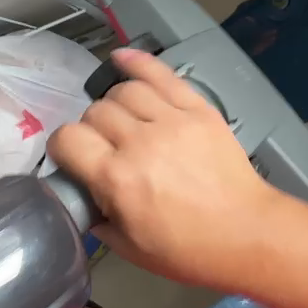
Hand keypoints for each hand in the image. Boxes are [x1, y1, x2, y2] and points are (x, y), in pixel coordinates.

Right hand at [48, 48, 293, 290]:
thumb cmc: (187, 249)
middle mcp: (140, 142)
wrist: (246, 232)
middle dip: (91, 128)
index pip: (68, 139)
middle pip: (96, 112)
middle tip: (104, 147)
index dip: (62, 146)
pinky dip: (138, 62)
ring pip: (125, 91)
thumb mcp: (128, 247)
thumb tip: (80, 191)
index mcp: (118, 179)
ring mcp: (172, 120)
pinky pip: (162, 75)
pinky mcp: (198, 108)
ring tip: (121, 120)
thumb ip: (96, 215)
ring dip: (114, 103)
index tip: (70, 156)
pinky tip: (121, 59)